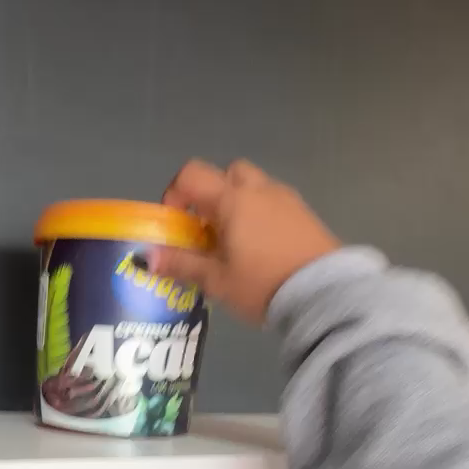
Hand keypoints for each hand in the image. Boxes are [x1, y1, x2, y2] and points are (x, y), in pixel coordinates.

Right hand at [149, 159, 339, 325]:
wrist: (323, 295)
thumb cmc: (262, 284)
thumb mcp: (216, 280)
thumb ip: (181, 264)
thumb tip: (145, 257)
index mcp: (232, 200)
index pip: (192, 175)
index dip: (175, 194)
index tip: (174, 224)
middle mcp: (259, 190)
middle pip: (226, 173)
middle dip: (211, 195)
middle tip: (206, 229)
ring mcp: (286, 199)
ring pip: (253, 186)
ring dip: (236, 204)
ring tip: (233, 243)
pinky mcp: (305, 215)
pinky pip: (273, 203)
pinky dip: (259, 215)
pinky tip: (260, 249)